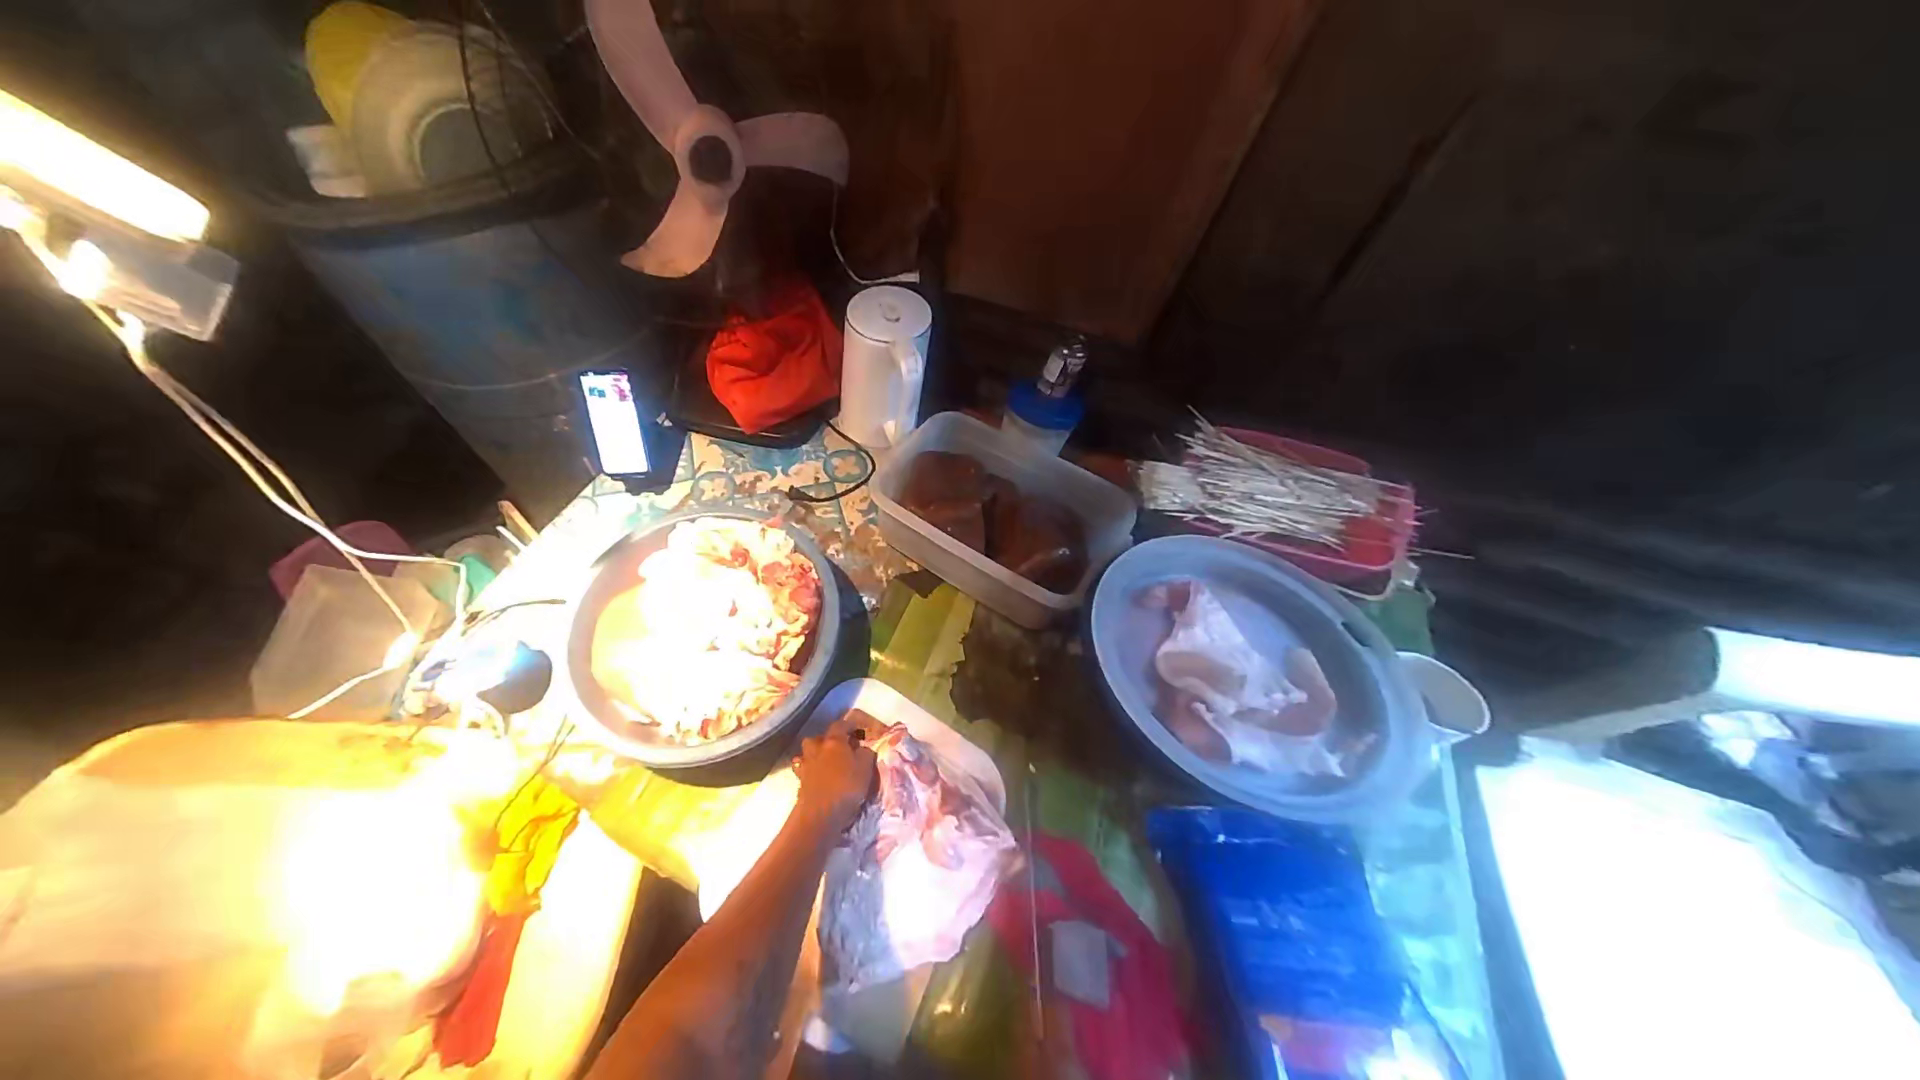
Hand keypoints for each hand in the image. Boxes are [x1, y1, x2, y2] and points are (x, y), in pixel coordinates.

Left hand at [793, 710, 877, 830]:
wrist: (820, 814)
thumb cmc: (846, 787)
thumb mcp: (866, 768)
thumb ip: (866, 753)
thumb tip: (862, 748)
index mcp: (834, 742)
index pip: (840, 725)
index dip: (849, 725)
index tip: (857, 729)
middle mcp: (816, 750)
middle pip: (818, 738)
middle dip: (827, 741)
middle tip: (839, 749)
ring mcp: (806, 766)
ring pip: (807, 754)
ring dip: (815, 756)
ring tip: (827, 764)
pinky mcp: (800, 783)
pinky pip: (804, 771)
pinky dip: (810, 772)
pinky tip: (818, 779)